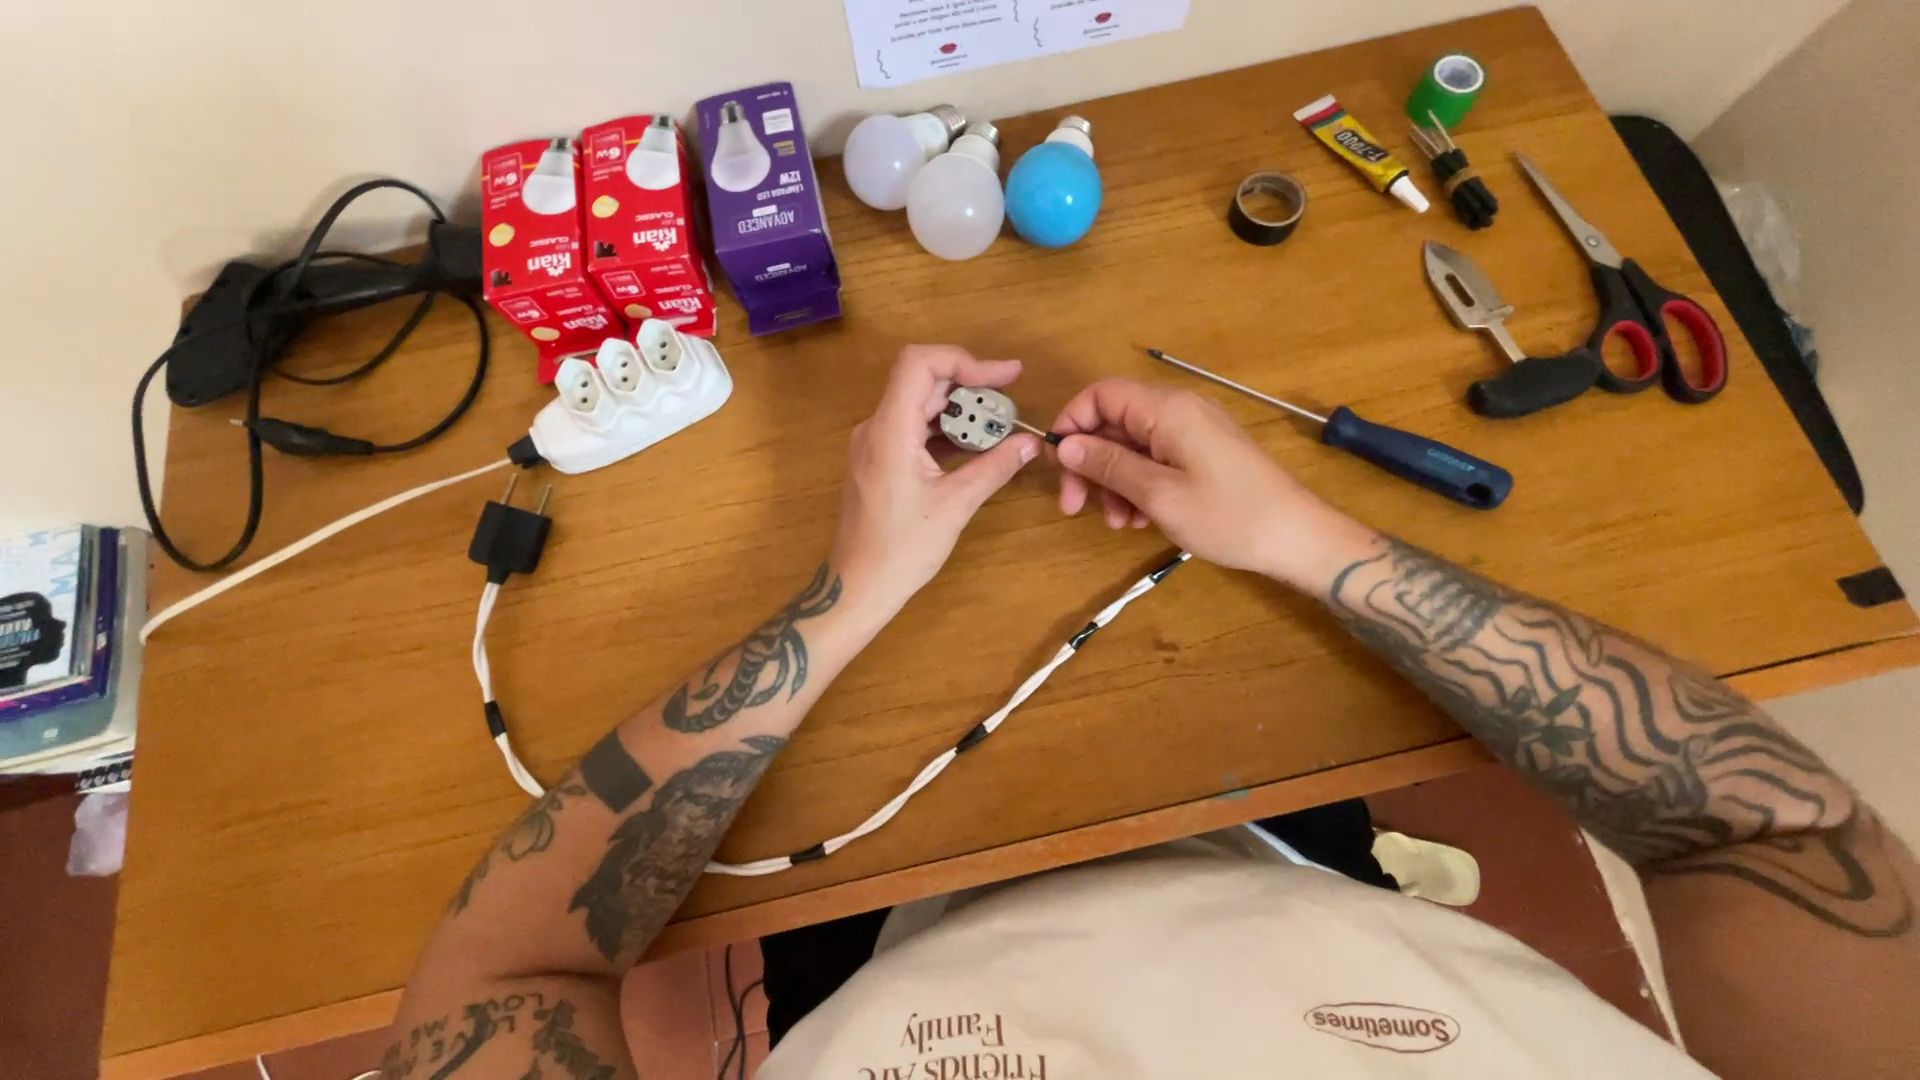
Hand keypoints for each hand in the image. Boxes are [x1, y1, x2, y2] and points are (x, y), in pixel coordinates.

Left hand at [831, 346, 1041, 615]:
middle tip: (1010, 397)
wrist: (857, 586)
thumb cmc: (902, 549)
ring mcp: (873, 445)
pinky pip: (912, 430)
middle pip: (922, 381)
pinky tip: (974, 446)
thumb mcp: (955, 505)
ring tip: (998, 423)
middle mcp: (876, 428)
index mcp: (889, 430)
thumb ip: (995, 467)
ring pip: (918, 405)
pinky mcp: (877, 461)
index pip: (920, 363)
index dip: (964, 360)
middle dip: (969, 384)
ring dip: (959, 409)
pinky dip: (943, 430)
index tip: (1002, 377)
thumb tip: (1031, 442)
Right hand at [1051, 378, 1374, 588]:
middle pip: (1113, 423)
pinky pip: (1156, 460)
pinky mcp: (1202, 454)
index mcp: (1167, 410)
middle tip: (1074, 506)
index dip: (1072, 423)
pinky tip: (1140, 520)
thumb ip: (1109, 465)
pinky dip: (1139, 486)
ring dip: (1113, 482)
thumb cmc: (1227, 515)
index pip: (1101, 394)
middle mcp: (1178, 411)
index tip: (1059, 465)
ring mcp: (1192, 433)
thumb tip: (1066, 444)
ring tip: (1118, 522)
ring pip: (1132, 446)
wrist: (1296, 538)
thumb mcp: (1158, 494)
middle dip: (1090, 463)